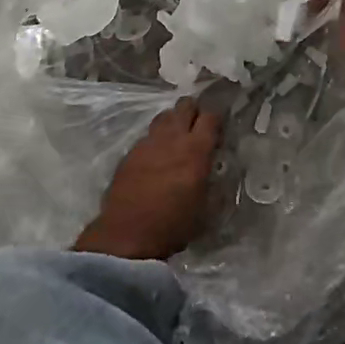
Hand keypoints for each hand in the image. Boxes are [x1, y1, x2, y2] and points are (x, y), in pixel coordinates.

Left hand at [74, 97, 221, 259]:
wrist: (126, 237)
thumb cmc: (173, 224)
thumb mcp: (206, 206)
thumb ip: (213, 180)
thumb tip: (216, 169)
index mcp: (196, 149)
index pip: (211, 116)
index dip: (216, 120)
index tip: (218, 131)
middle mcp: (173, 138)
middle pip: (185, 105)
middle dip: (194, 111)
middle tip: (197, 127)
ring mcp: (148, 144)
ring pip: (164, 116)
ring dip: (173, 122)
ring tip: (176, 138)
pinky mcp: (129, 154)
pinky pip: (147, 136)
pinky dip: (155, 140)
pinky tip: (155, 157)